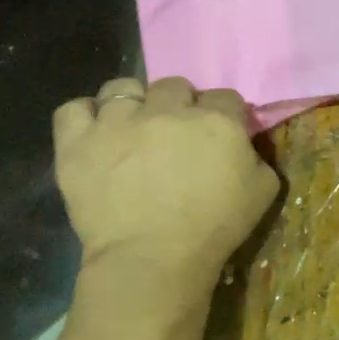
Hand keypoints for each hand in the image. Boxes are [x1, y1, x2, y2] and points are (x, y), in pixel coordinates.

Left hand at [53, 76, 277, 324]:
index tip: (223, 131)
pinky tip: (99, 132)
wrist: (155, 254)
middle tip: (178, 130)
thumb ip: (254, 154)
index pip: (225, 96)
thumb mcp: (265, 186)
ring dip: (134, 103)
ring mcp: (117, 124)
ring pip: (122, 88)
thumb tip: (241, 143)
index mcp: (219, 121)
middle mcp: (168, 112)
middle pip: (173, 85)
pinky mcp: (76, 143)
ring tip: (134, 126)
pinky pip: (73, 108)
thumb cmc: (219, 223)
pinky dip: (87, 114)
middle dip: (180, 102)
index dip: (225, 112)